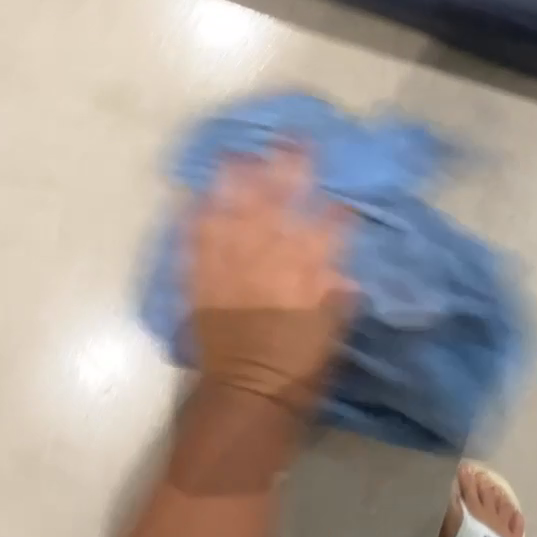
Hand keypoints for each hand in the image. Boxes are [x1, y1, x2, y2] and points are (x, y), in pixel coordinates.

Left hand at [188, 147, 356, 414]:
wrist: (246, 399)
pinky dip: (195, 217)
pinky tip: (194, 194)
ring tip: (237, 152)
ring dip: (237, 182)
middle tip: (289, 136)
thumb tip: (343, 268)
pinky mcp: (202, 281)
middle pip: (280, 207)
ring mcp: (232, 268)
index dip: (332, 201)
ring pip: (236, 214)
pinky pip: (197, 241)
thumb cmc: (297, 372)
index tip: (338, 180)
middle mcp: (270, 264)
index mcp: (307, 276)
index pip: (326, 228)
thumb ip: (337, 297)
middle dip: (287, 169)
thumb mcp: (330, 335)